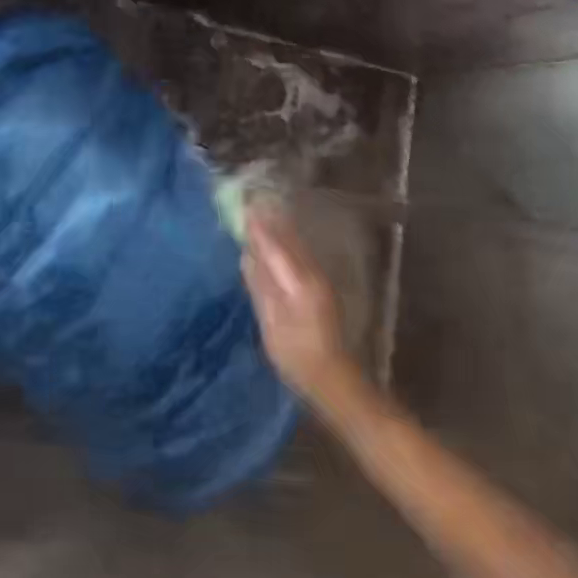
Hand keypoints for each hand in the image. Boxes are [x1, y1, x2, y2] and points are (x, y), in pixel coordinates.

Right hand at [242, 200, 358, 406]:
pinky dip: (286, 242)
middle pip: (288, 239)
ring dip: (279, 228)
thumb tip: (247, 254)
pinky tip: (276, 240)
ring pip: (296, 245)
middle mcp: (311, 274)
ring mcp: (318, 278)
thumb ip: (260, 286)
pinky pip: (300, 255)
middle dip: (270, 220)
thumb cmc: (296, 356)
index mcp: (298, 282)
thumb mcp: (271, 323)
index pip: (274, 245)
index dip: (259, 225)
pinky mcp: (320, 285)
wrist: (332, 377)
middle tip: (251, 200)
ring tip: (262, 211)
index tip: (245, 204)